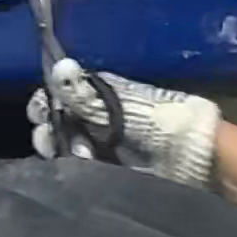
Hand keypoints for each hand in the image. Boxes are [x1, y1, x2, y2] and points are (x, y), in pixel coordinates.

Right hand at [28, 72, 218, 185]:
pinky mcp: (106, 169)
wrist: (197, 160)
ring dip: (61, 148)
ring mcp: (99, 144)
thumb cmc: (158, 122)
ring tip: (78, 156)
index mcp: (96, 95)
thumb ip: (82, 92)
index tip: (40, 115)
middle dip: (50, 130)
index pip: (57, 95)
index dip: (44, 104)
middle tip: (54, 141)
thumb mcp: (119, 104)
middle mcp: (93, 117)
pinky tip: (77, 168)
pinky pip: (76, 165)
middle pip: (55, 121)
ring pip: (62, 143)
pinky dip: (70, 166)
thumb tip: (57, 67)